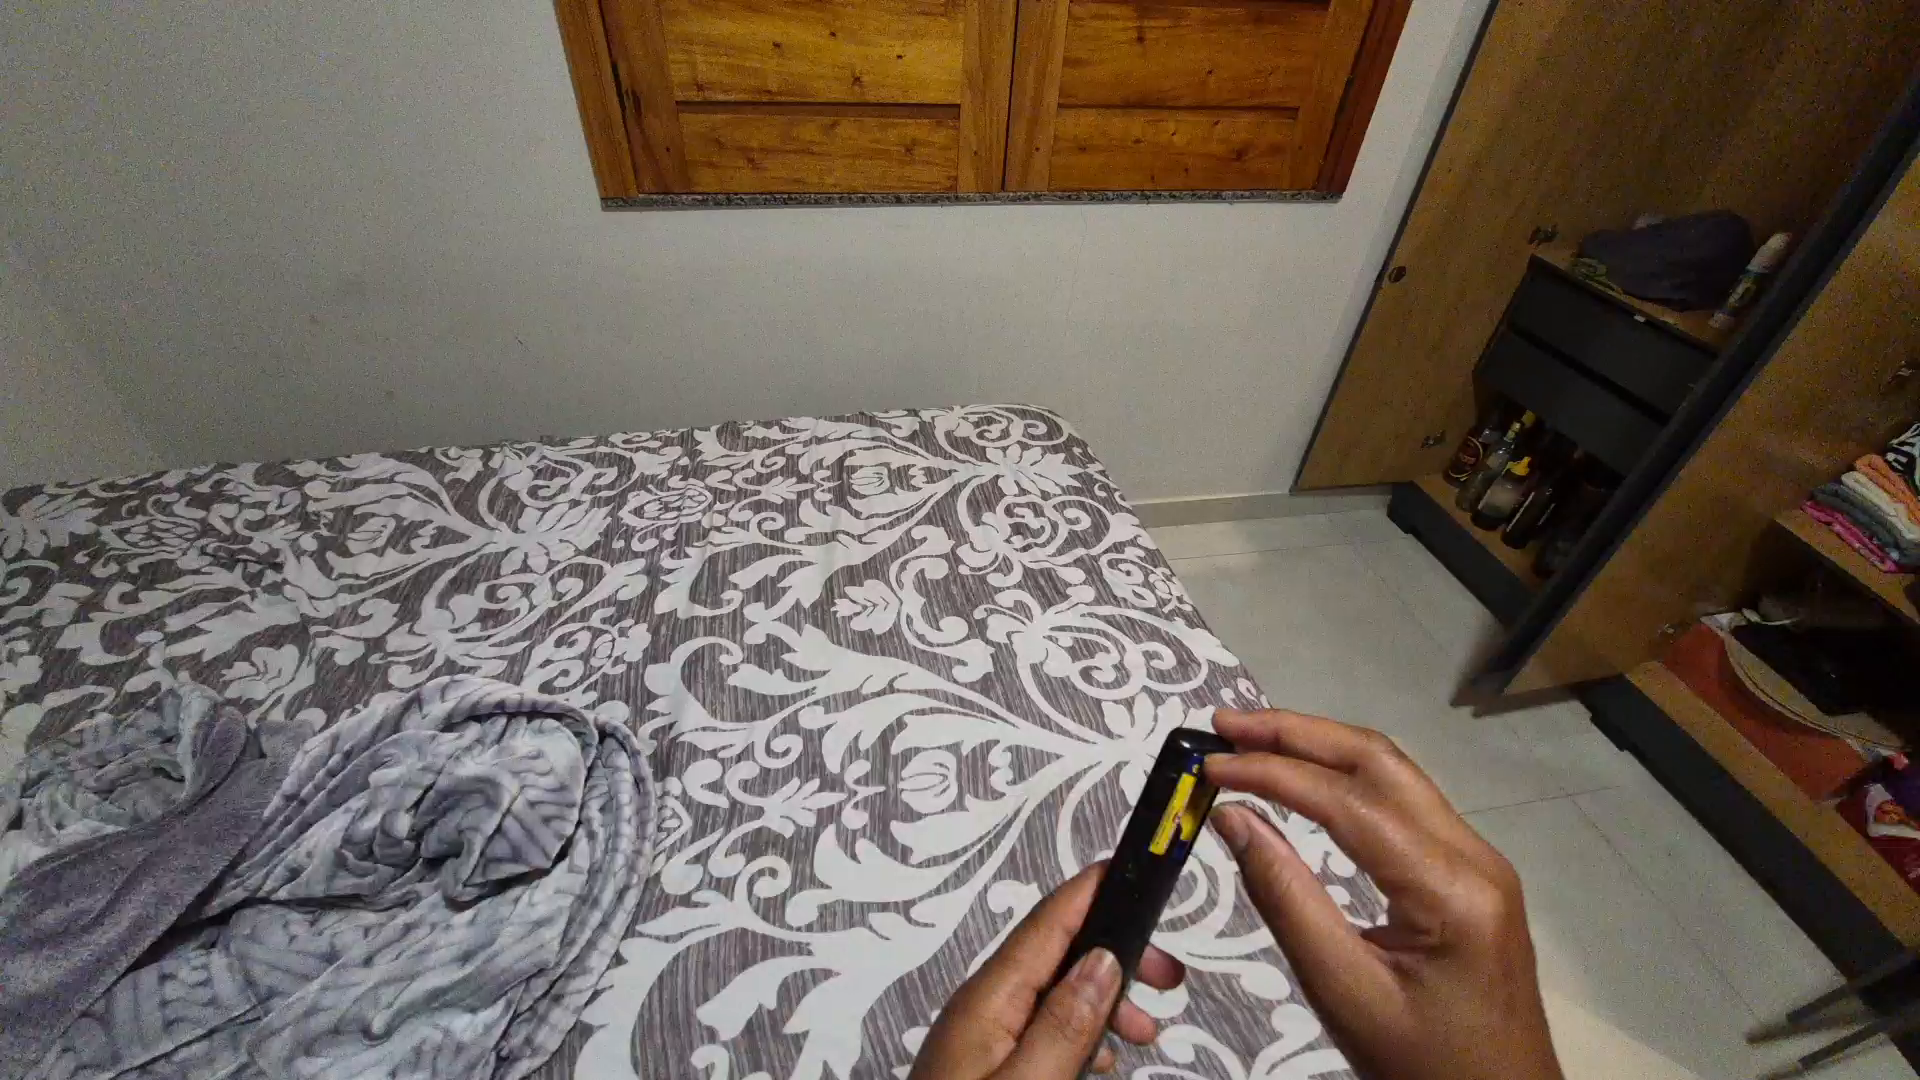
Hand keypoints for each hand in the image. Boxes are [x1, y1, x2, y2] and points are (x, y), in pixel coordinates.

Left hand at [909, 864, 1188, 1078]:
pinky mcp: (992, 1063)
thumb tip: (1101, 959)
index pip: (1047, 922)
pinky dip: (1083, 1031)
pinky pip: (1045, 1026)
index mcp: (990, 998)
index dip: (1089, 890)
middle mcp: (986, 1005)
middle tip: (1169, 975)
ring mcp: (987, 1035)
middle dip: (1114, 951)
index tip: (1128, 870)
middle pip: (1057, 953)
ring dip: (1105, 998)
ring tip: (1149, 1029)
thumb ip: (1064, 1024)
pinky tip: (1104, 1056)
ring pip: (1056, 992)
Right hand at [1204, 709, 1563, 1079]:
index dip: (1271, 772)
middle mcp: (1471, 854)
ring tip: (1250, 736)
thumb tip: (1231, 816)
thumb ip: (1284, 896)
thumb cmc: (1421, 1064)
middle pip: (1375, 759)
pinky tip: (1300, 769)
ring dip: (1314, 741)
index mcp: (1450, 890)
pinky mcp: (1461, 865)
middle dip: (1293, 732)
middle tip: (1225, 726)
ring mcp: (1473, 856)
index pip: (1347, 801)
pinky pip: (1394, 794)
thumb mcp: (1342, 991)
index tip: (1211, 766)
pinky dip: (1336, 769)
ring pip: (1387, 766)